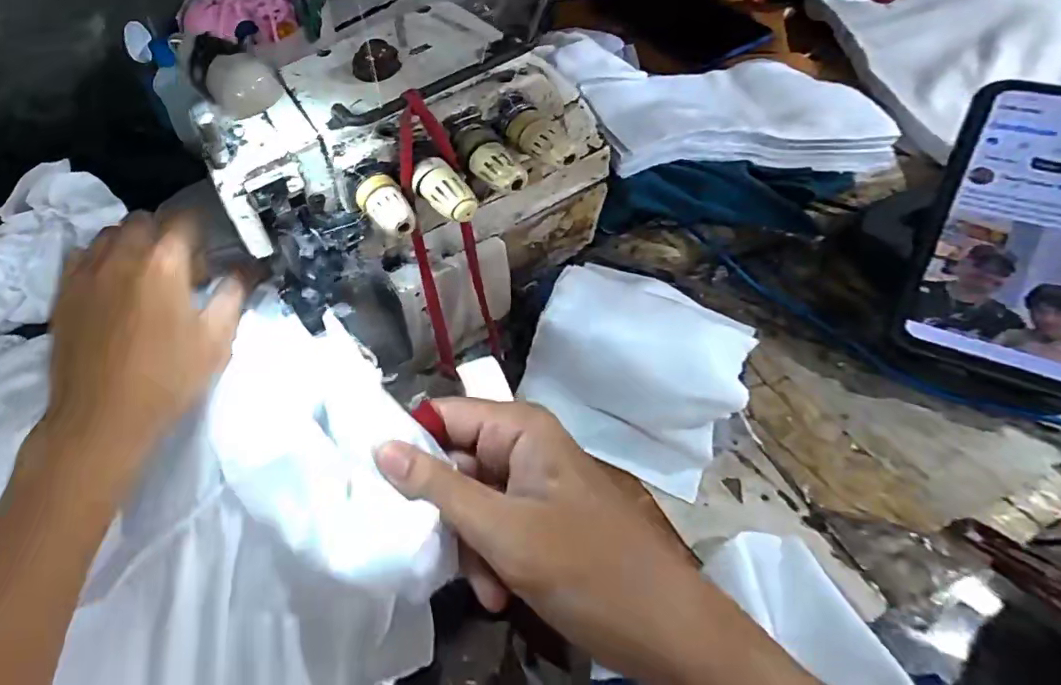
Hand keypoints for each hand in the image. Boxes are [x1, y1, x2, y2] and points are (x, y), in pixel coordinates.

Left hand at [40, 212, 247, 480]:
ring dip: (130, 243)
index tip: (205, 258)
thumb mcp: (216, 341)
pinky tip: (108, 286)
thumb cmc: (165, 381)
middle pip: (146, 220)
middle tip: (174, 269)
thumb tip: (248, 268)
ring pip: (112, 233)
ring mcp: (89, 269)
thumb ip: (234, 294)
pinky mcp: (64, 289)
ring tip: (140, 275)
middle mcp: (124, 253)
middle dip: (163, 234)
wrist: (99, 421)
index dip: (200, 233)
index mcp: (164, 260)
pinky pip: (83, 254)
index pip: (185, 219)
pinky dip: (99, 259)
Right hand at [375, 399, 817, 684]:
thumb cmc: (591, 572)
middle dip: (449, 514)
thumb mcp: (503, 532)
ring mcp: (534, 485)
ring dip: (470, 546)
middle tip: (448, 551)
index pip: (441, 416)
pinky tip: (501, 594)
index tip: (382, 481)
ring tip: (487, 586)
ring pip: (470, 501)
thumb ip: (437, 487)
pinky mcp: (542, 519)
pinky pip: (495, 525)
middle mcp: (524, 446)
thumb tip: (380, 447)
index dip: (411, 445)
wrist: (681, 644)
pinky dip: (491, 559)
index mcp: (519, 429)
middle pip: (454, 462)